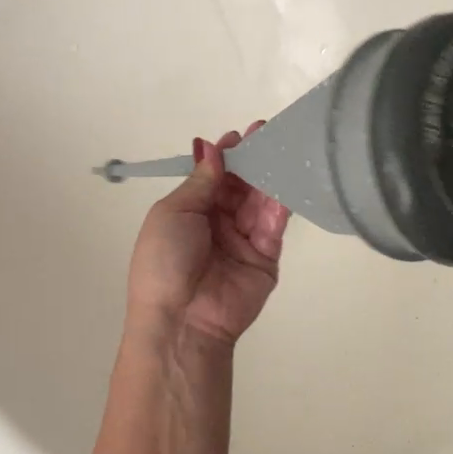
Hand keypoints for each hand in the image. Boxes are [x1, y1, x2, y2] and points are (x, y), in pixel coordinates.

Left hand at [126, 125, 291, 346]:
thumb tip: (212, 147)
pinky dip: (281, 200)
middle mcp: (218, 223)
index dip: (226, 156)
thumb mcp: (173, 213)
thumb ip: (200, 181)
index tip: (240, 134)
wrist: (180, 320)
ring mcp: (243, 240)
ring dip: (269, 174)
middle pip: (240, 185)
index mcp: (189, 212)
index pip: (213, 177)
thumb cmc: (164, 261)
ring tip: (281, 148)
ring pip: (260, 200)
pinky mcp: (266, 257)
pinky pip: (274, 224)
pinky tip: (287, 177)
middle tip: (267, 132)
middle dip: (252, 159)